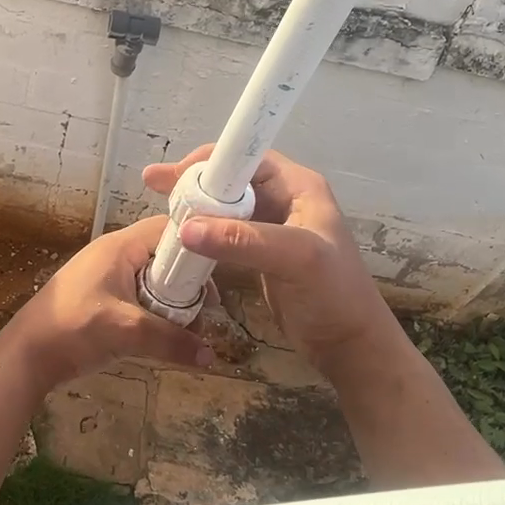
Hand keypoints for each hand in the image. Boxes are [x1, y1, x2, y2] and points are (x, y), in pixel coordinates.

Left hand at [0, 216, 212, 393]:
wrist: (24, 356)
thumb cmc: (73, 329)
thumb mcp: (126, 332)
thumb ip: (170, 340)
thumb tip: (210, 355)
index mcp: (119, 247)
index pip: (167, 228)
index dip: (194, 247)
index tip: (215, 275)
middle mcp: (113, 255)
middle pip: (162, 256)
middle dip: (186, 283)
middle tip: (205, 310)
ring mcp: (105, 277)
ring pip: (151, 279)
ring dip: (171, 302)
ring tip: (189, 329)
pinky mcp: (100, 299)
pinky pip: (138, 297)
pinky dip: (154, 312)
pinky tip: (164, 336)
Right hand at [143, 145, 387, 366]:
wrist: (350, 346)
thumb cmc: (335, 295)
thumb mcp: (296, 259)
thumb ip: (244, 241)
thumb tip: (187, 228)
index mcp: (299, 188)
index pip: (248, 158)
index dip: (211, 161)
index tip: (174, 173)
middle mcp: (285, 200)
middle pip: (231, 179)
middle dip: (193, 180)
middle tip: (154, 184)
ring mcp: (272, 228)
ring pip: (225, 206)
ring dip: (194, 205)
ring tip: (158, 206)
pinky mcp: (261, 254)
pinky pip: (226, 233)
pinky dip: (202, 231)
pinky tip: (179, 237)